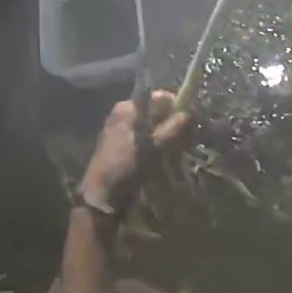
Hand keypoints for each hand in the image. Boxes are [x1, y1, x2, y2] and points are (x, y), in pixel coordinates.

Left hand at [78, 91, 187, 216]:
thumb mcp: (151, 148)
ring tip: (178, 151)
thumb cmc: (124, 167)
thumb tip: (189, 113)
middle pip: (157, 111)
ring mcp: (124, 130)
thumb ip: (171, 129)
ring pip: (155, 126)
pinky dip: (159, 146)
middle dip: (174, 124)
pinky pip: (148, 139)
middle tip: (187, 140)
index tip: (191, 121)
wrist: (101, 195)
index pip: (158, 97)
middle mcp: (125, 114)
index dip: (176, 106)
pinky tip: (166, 158)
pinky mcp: (125, 145)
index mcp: (128, 108)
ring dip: (169, 137)